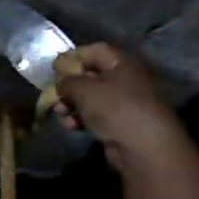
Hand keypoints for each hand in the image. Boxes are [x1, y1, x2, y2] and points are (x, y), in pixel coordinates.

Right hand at [53, 43, 191, 173]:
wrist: (144, 147)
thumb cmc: (115, 109)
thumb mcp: (85, 90)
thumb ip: (68, 81)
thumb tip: (61, 82)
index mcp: (122, 63)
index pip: (95, 51)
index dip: (73, 56)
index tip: (54, 68)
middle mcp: (125, 79)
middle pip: (91, 75)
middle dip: (70, 85)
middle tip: (54, 95)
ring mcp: (124, 103)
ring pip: (91, 98)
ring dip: (72, 104)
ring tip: (60, 113)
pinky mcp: (120, 124)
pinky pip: (96, 116)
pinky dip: (81, 119)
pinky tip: (71, 126)